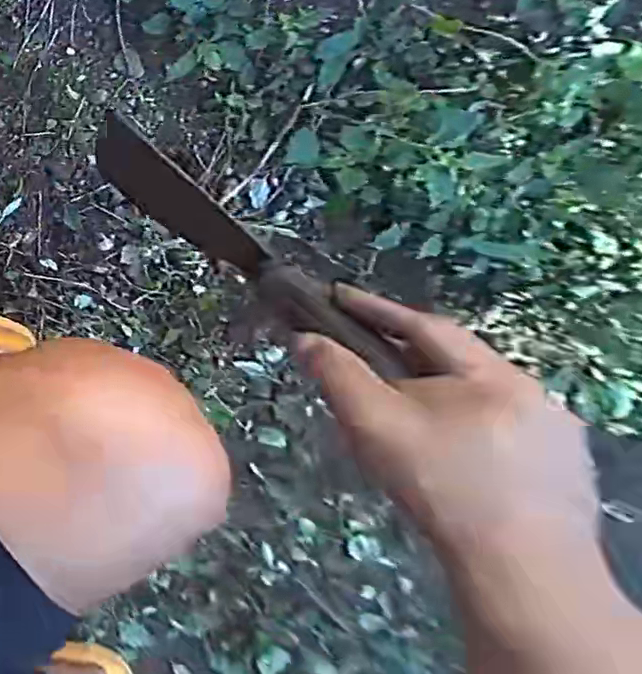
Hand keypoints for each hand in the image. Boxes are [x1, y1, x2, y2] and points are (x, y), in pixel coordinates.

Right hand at [299, 288, 641, 673]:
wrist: (521, 568)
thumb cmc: (438, 480)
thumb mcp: (369, 416)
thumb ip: (332, 368)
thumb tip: (304, 337)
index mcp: (496, 378)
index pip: (424, 325)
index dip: (373, 307)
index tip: (333, 293)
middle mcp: (536, 397)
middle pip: (450, 357)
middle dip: (396, 347)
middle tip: (349, 344)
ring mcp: (554, 436)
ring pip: (470, 390)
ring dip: (422, 382)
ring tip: (380, 391)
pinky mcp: (557, 468)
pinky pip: (489, 420)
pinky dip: (447, 411)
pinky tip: (425, 432)